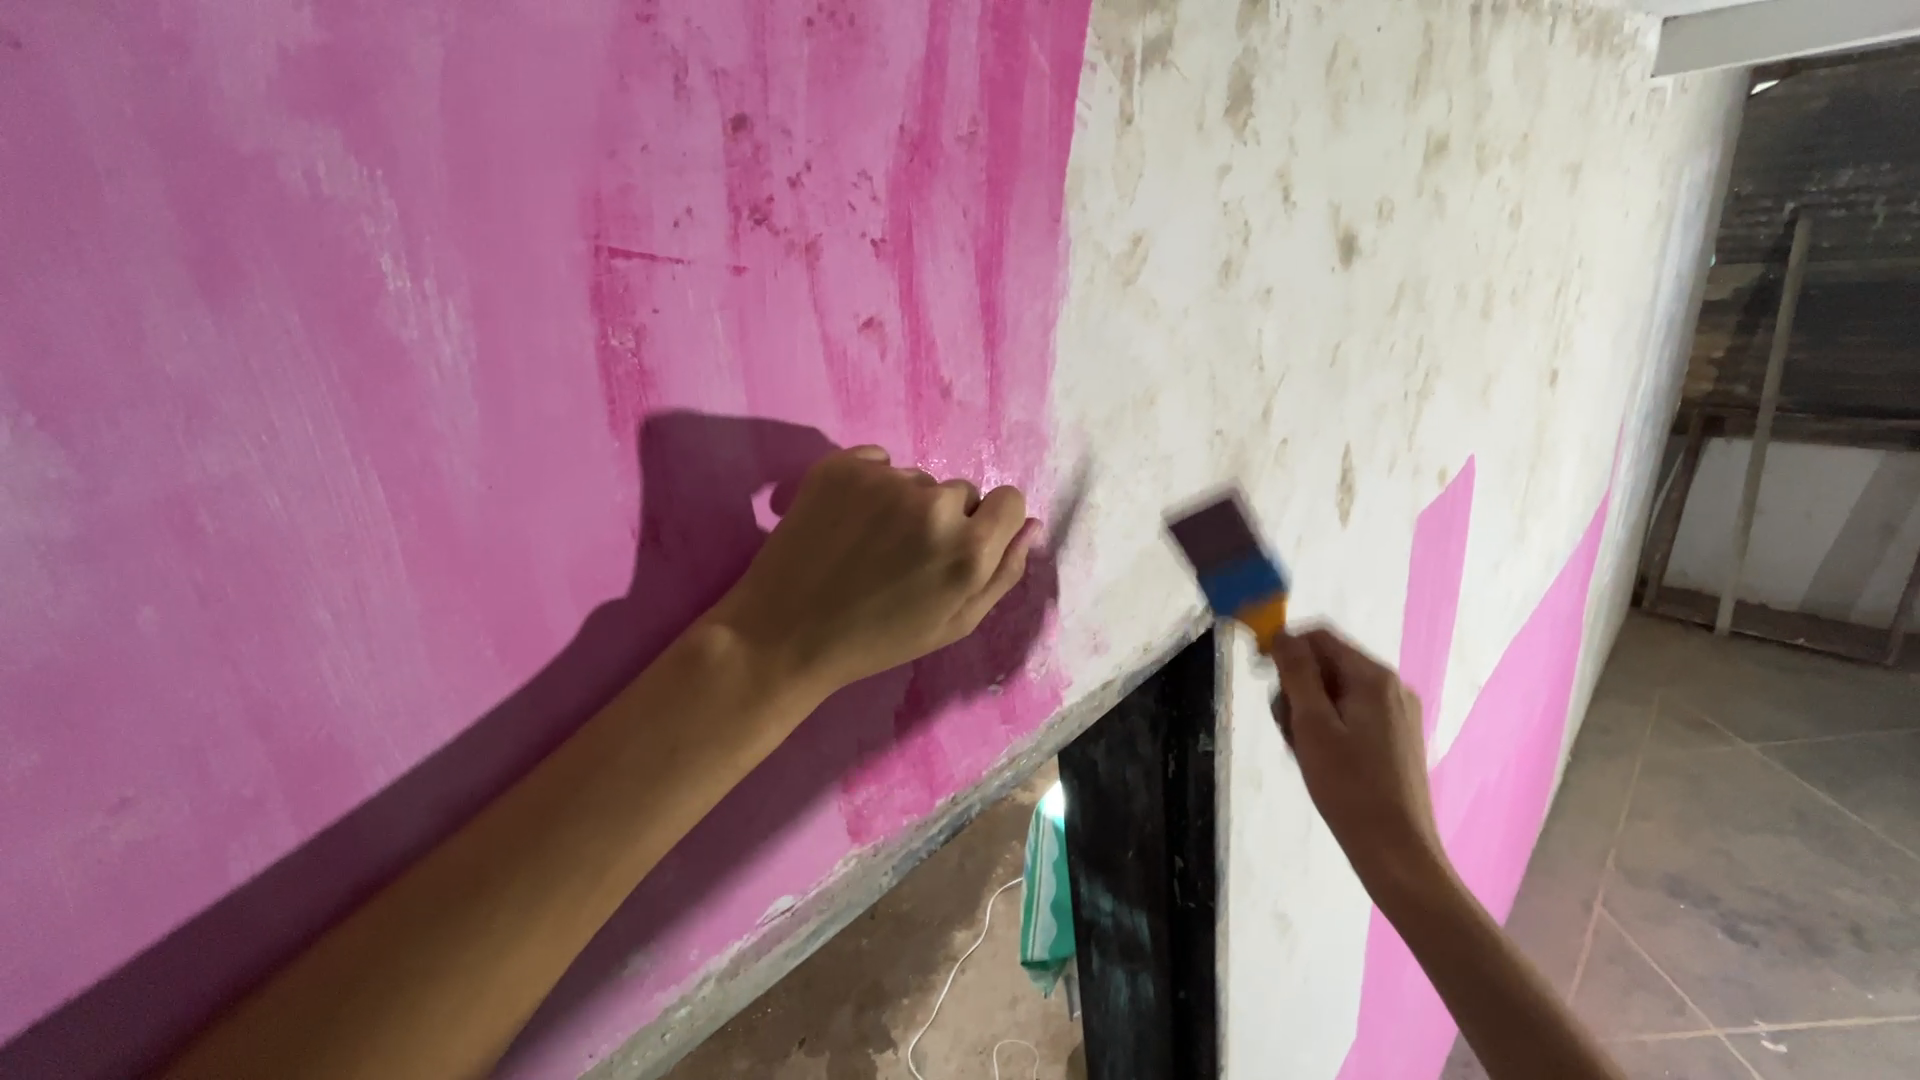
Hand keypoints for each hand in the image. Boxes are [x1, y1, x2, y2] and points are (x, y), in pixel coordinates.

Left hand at [703, 445, 1033, 695]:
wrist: (785, 632)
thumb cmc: (878, 639)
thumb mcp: (954, 624)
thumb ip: (1003, 574)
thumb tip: (1031, 525)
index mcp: (969, 549)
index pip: (1008, 500)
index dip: (987, 524)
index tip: (958, 546)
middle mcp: (934, 504)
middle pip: (961, 491)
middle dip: (945, 518)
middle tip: (903, 558)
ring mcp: (885, 480)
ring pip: (916, 480)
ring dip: (904, 504)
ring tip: (868, 546)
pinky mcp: (842, 466)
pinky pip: (877, 463)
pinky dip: (869, 486)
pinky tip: (846, 523)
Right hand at [1270, 628, 1445, 885]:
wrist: (1395, 850)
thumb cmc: (1348, 787)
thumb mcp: (1312, 725)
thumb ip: (1296, 674)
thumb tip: (1282, 634)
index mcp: (1374, 678)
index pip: (1320, 637)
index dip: (1284, 646)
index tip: (1259, 674)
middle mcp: (1392, 688)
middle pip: (1328, 664)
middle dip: (1296, 686)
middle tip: (1284, 727)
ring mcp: (1398, 714)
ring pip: (1336, 691)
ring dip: (1309, 710)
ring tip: (1302, 750)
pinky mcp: (1397, 738)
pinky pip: (1352, 714)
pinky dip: (1328, 726)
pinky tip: (1320, 759)